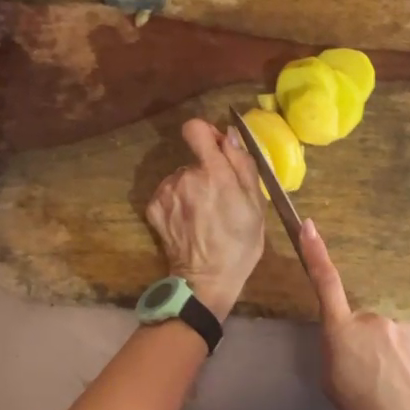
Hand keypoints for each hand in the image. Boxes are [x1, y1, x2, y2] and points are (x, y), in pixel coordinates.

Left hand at [145, 118, 265, 320]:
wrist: (205, 281)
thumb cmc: (239, 244)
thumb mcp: (256, 204)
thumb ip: (243, 164)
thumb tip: (229, 135)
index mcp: (213, 172)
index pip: (195, 128)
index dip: (206, 134)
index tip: (216, 149)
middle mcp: (184, 176)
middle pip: (193, 160)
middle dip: (206, 174)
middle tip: (221, 201)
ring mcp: (165, 192)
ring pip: (181, 178)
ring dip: (191, 190)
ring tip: (205, 217)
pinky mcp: (153, 207)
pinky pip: (168, 194)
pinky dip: (178, 204)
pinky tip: (189, 224)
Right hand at [300, 220, 409, 409]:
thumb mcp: (333, 386)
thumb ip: (334, 353)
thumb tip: (346, 342)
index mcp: (343, 331)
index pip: (326, 284)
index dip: (315, 253)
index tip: (308, 225)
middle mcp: (373, 319)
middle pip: (359, 322)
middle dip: (360, 342)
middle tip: (365, 379)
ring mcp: (402, 326)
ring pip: (384, 333)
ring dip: (384, 353)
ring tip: (390, 388)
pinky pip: (404, 343)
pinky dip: (402, 360)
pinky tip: (408, 386)